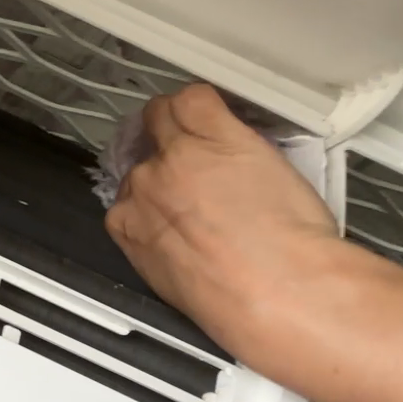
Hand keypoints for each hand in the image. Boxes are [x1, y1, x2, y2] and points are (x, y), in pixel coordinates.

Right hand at [106, 85, 348, 353]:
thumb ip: (160, 247)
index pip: (127, 191)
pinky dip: (203, 100)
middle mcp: (143, 186)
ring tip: (209, 134)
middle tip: (192, 161)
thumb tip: (175, 238)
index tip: (169, 190)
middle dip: (162, 154)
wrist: (276, 290)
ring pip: (162, 116)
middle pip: (141, 153)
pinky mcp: (219, 137)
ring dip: (179, 123)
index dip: (150, 186)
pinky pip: (196, 100)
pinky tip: (218, 111)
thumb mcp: (175, 283)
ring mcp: (177, 158)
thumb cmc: (236, 301)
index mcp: (127, 225)